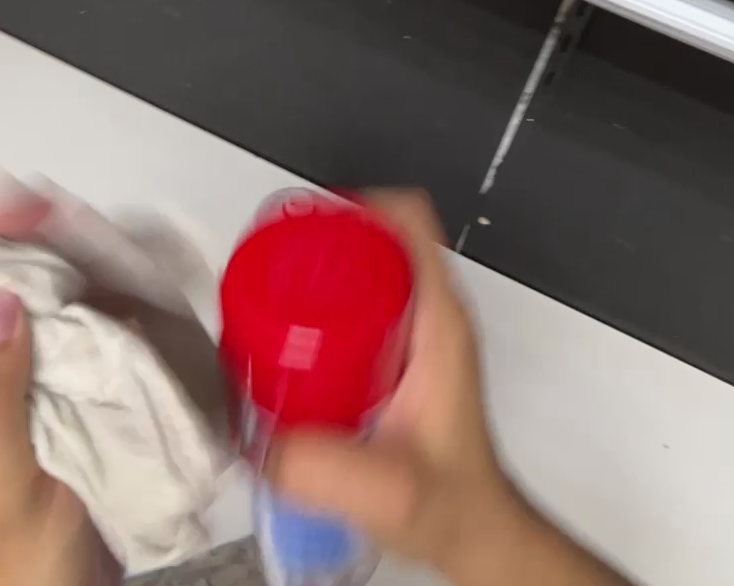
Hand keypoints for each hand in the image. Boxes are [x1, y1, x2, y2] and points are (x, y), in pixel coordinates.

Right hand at [263, 190, 524, 571]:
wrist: (473, 527)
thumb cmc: (452, 501)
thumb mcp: (386, 490)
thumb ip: (321, 470)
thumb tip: (259, 439)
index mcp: (439, 320)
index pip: (411, 222)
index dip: (361, 205)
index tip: (314, 222)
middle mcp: (435, 313)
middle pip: (384, 237)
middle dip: (331, 237)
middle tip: (282, 260)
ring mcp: (424, 329)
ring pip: (375, 267)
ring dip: (330, 269)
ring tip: (281, 292)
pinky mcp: (409, 350)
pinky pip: (370, 299)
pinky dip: (334, 301)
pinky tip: (300, 338)